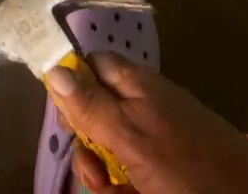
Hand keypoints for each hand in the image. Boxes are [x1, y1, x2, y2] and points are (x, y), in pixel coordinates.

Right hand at [46, 53, 247, 193]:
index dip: (71, 85)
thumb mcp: (134, 141)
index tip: (67, 122)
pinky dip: (129, 189)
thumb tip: (52, 66)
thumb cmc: (194, 176)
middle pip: (96, 114)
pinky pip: (137, 174)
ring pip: (113, 151)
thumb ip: (92, 106)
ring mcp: (162, 140)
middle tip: (99, 177)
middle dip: (88, 149)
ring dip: (106, 178)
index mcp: (137, 86)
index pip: (90, 65)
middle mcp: (147, 105)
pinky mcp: (173, 171)